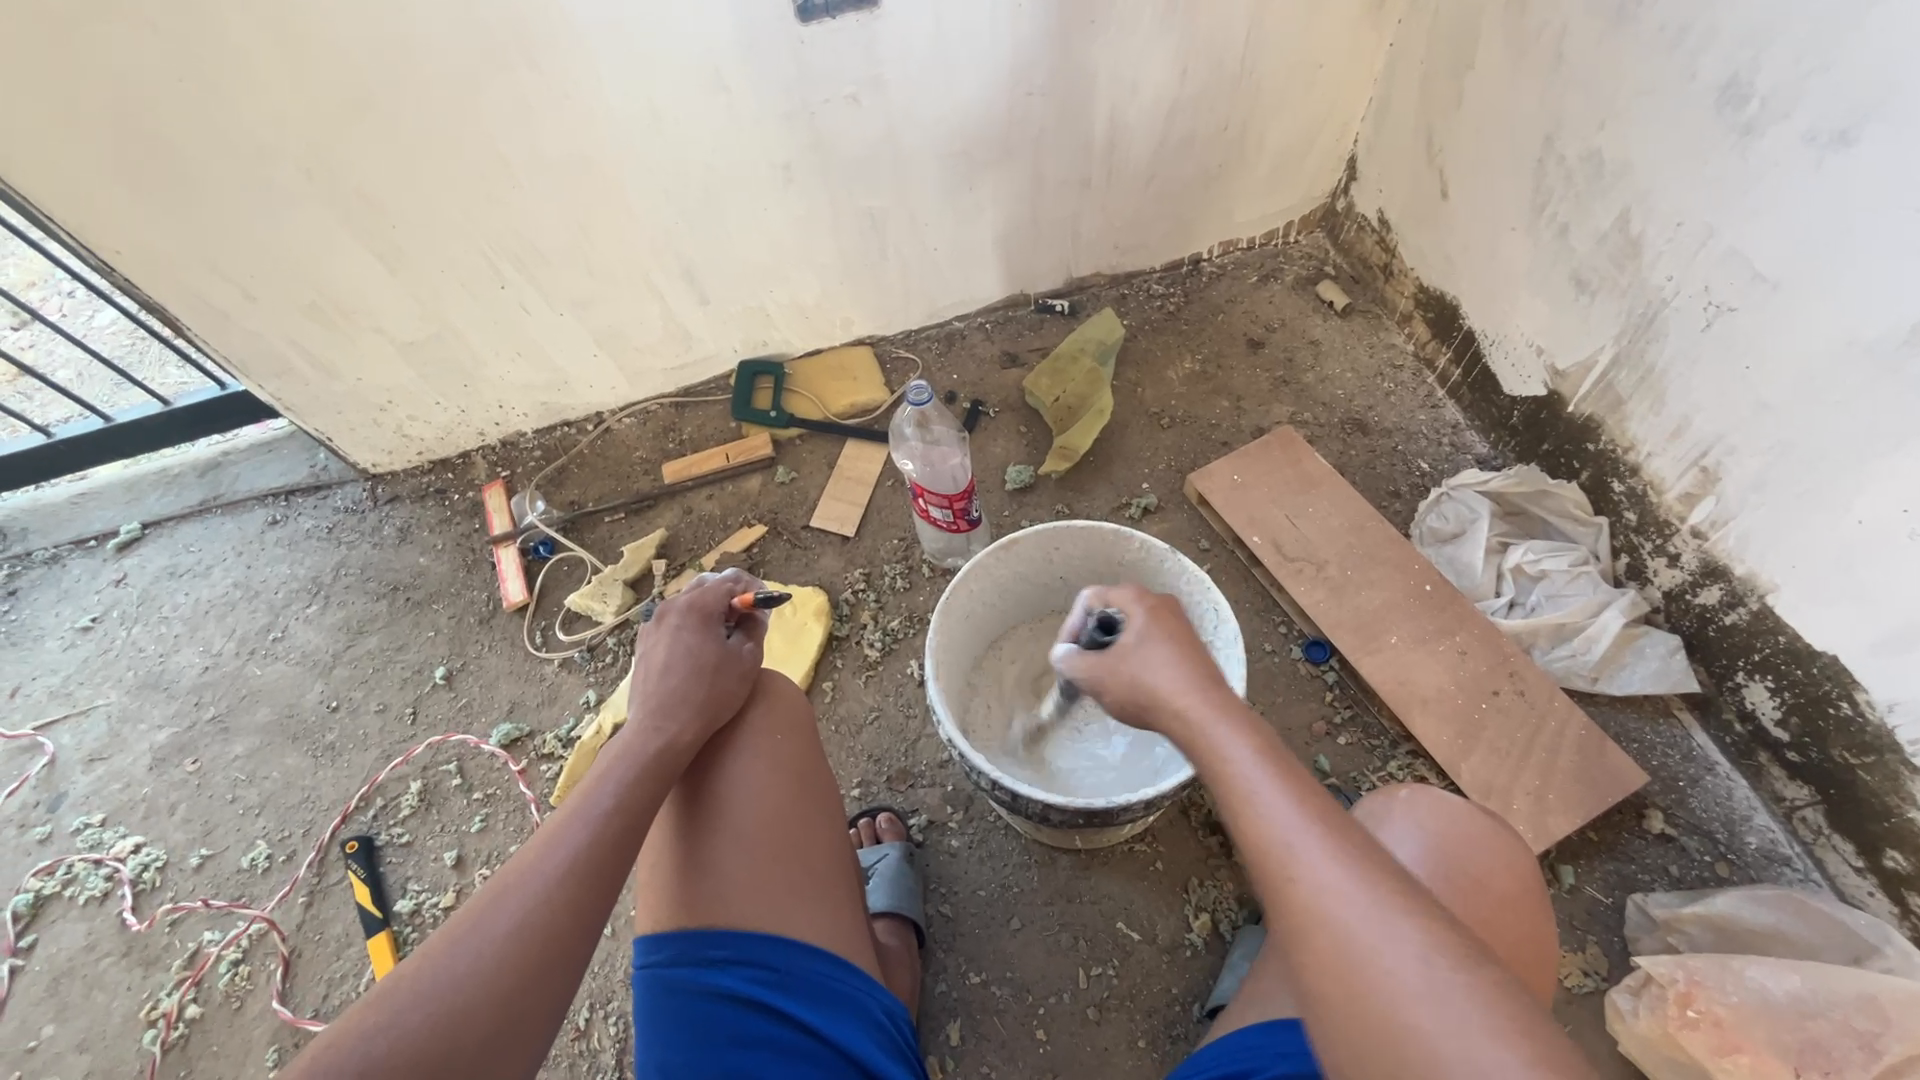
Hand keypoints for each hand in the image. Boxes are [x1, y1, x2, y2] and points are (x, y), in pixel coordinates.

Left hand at [624, 567, 767, 751]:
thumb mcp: (746, 659)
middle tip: (746, 620)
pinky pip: (673, 621)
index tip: (765, 607)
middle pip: (707, 586)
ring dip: (710, 610)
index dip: (753, 590)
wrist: (661, 731)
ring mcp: (653, 624)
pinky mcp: (644, 642)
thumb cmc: (710, 694)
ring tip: (723, 637)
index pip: (731, 580)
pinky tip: (699, 651)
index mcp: (697, 605)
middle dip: (730, 596)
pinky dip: (691, 625)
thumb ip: (754, 626)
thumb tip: (753, 613)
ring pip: (688, 603)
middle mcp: (671, 606)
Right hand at [1049, 584, 1238, 742]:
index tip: (1067, 657)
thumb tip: (1061, 655)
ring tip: (1104, 680)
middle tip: (1083, 667)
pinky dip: (1134, 660)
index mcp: (1140, 600)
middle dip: (1092, 640)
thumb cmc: (1148, 687)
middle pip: (1113, 613)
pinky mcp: (1191, 650)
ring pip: (1133, 631)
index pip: (1090, 598)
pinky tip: (1132, 687)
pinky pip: (1152, 645)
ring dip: (1112, 652)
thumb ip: (1070, 662)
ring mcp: (1181, 627)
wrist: (1206, 718)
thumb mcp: (1097, 676)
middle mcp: (1163, 604)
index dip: (1070, 627)